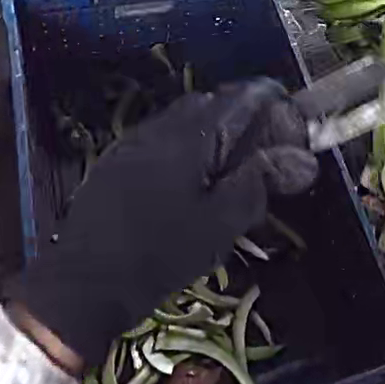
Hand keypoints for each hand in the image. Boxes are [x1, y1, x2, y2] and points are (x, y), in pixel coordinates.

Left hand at [10, 80, 318, 367]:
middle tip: (261, 142)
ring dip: (211, 128)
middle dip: (240, 113)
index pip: (241, 99)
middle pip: (210, 102)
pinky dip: (185, 144)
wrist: (84, 284)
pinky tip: (188, 176)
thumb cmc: (161, 254)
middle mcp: (160, 128)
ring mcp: (133, 142)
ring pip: (182, 118)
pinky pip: (160, 136)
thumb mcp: (221, 223)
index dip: (269, 102)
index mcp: (191, 137)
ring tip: (228, 160)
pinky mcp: (116, 161)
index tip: (288, 116)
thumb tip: (300, 157)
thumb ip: (259, 182)